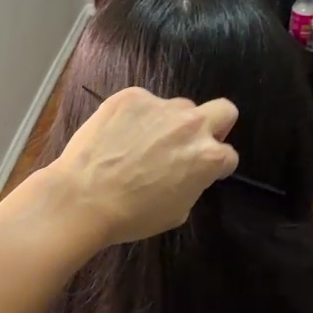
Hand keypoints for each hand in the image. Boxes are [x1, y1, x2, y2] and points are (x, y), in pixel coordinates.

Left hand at [42, 86, 239, 246]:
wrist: (83, 198)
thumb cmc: (132, 216)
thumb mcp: (178, 210)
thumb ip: (193, 182)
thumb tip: (188, 171)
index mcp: (208, 157)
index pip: (229, 155)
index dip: (216, 167)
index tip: (202, 172)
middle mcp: (192, 125)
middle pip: (224, 110)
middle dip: (215, 126)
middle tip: (190, 144)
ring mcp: (161, 106)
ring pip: (179, 107)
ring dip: (170, 123)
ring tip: (141, 144)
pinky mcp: (131, 96)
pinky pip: (143, 103)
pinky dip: (137, 117)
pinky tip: (117, 136)